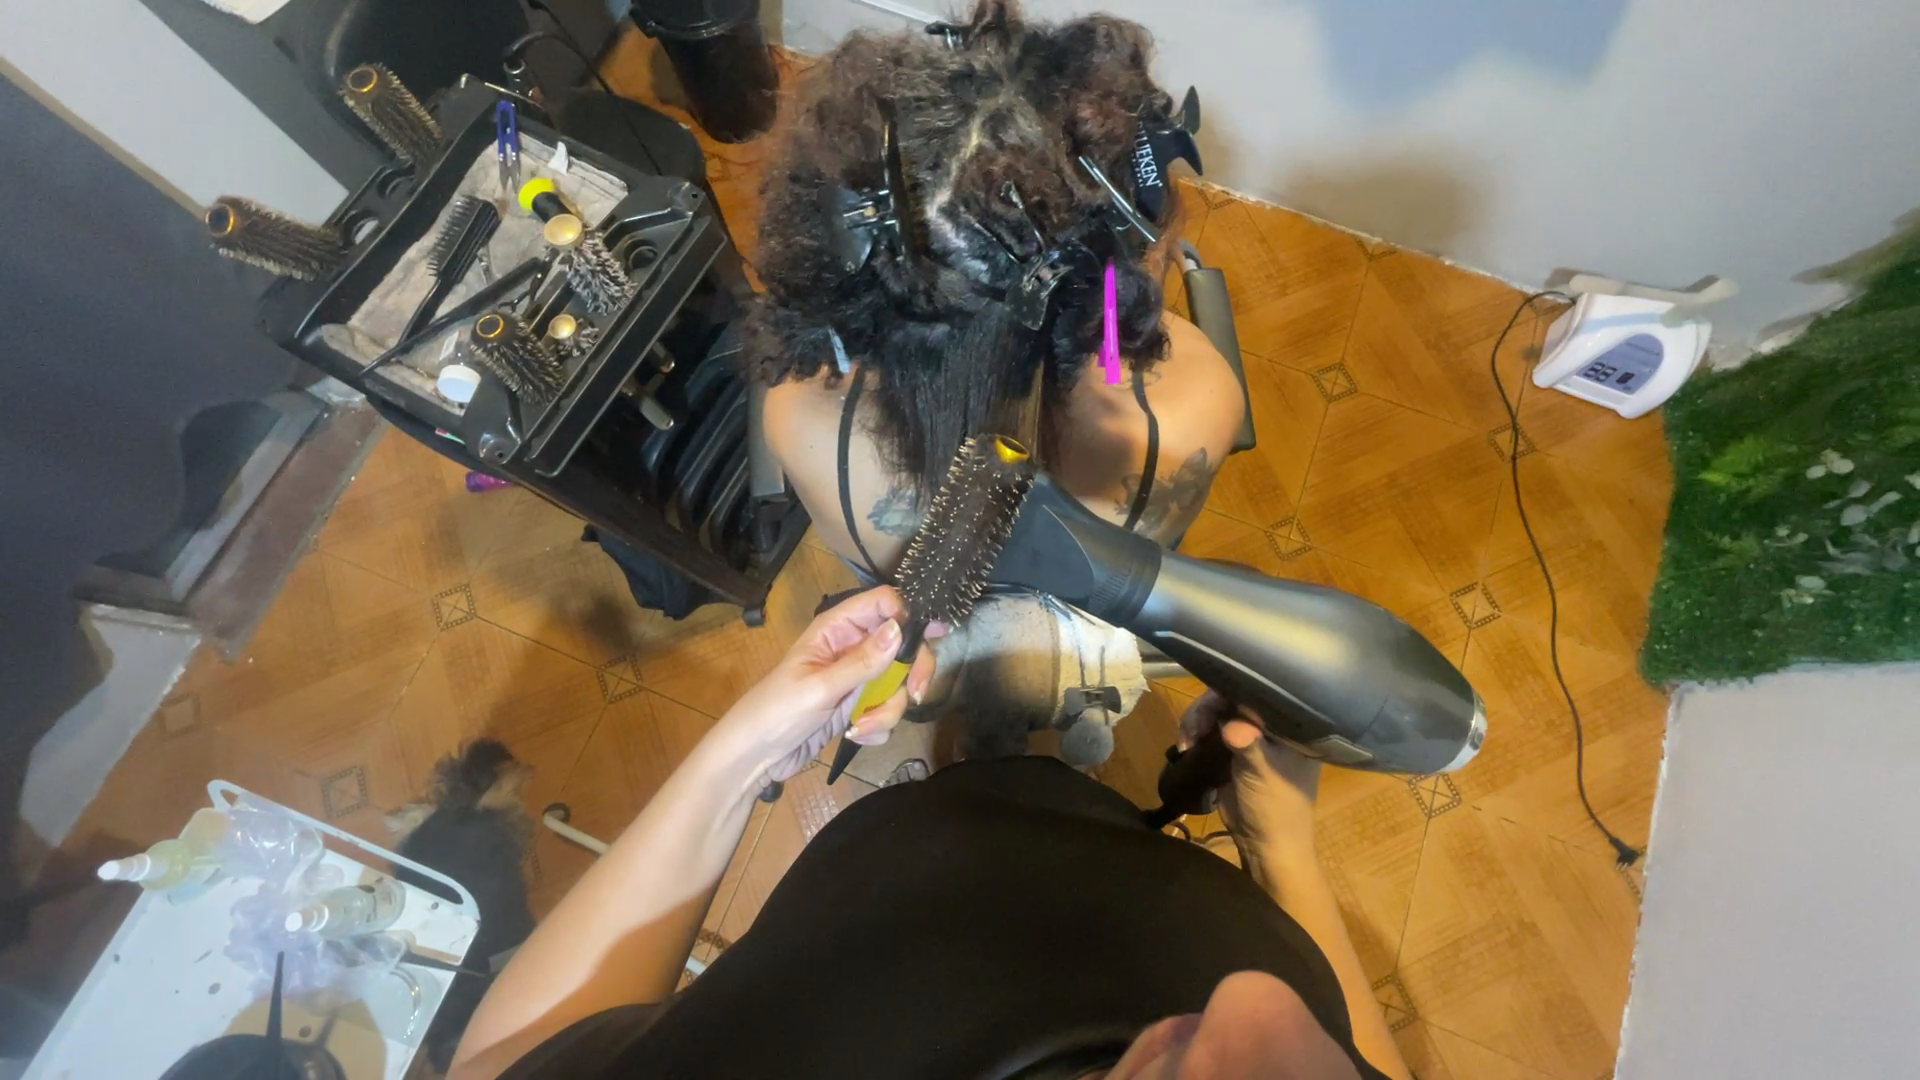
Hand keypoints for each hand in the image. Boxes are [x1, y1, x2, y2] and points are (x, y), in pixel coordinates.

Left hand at [702, 587, 940, 792]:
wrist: (753, 758)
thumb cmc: (776, 712)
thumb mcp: (820, 686)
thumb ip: (864, 661)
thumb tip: (901, 628)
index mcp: (837, 628)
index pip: (884, 603)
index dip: (910, 613)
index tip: (933, 634)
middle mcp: (852, 647)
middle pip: (903, 644)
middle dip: (912, 672)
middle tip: (915, 694)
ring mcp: (858, 677)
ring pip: (899, 682)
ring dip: (889, 709)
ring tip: (860, 728)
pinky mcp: (859, 705)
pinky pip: (887, 708)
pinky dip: (878, 725)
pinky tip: (856, 735)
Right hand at [1178, 691, 1319, 857]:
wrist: (1265, 845)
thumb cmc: (1276, 809)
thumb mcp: (1264, 774)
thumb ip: (1249, 745)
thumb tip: (1231, 724)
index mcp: (1289, 727)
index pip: (1257, 694)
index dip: (1230, 692)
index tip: (1209, 707)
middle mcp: (1270, 727)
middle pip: (1231, 700)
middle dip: (1205, 711)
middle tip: (1192, 731)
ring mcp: (1249, 738)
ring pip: (1216, 714)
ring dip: (1195, 723)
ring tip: (1185, 744)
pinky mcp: (1231, 751)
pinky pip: (1209, 731)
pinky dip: (1194, 734)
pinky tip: (1186, 746)